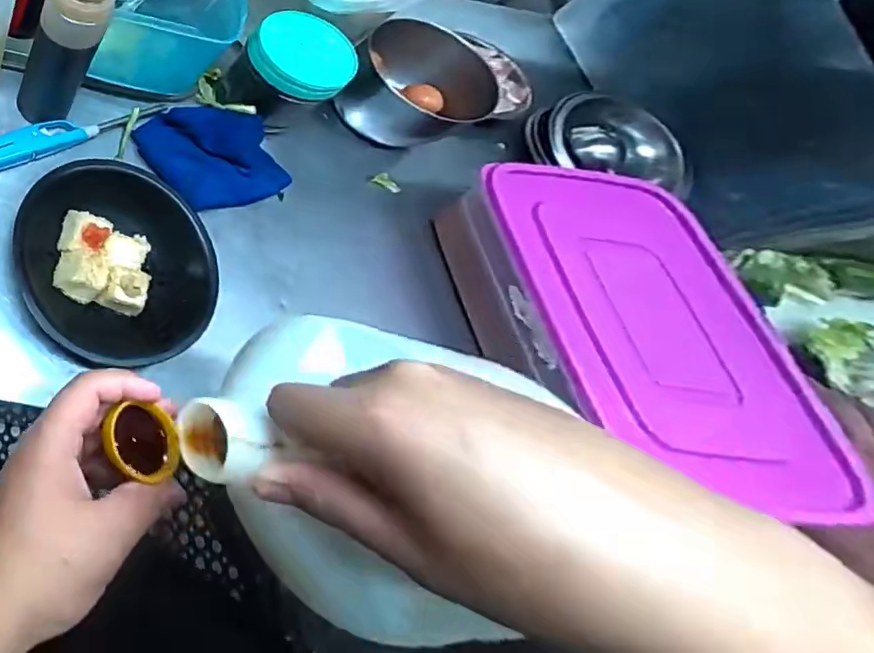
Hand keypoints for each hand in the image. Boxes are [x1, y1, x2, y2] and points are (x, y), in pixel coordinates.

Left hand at [0, 371, 183, 652]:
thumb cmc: (47, 564)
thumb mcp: (106, 535)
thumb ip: (144, 503)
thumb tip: (175, 487)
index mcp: (49, 439)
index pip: (87, 388)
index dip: (126, 383)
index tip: (163, 398)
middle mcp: (40, 445)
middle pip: (86, 410)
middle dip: (130, 413)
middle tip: (172, 426)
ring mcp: (37, 469)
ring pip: (83, 439)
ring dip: (121, 444)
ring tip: (161, 457)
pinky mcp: (39, 493)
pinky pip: (77, 465)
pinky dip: (107, 469)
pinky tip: (135, 489)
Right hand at [257, 361, 873, 652]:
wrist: (684, 565)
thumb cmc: (526, 571)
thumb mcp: (415, 551)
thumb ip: (326, 500)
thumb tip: (257, 475)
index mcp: (374, 416)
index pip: (284, 399)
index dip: (288, 439)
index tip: (323, 480)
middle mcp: (400, 376)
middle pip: (330, 396)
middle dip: (339, 438)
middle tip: (395, 498)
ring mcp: (449, 371)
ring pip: (376, 392)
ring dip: (383, 430)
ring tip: (450, 489)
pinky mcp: (491, 377)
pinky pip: (424, 391)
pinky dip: (426, 422)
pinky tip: (490, 473)